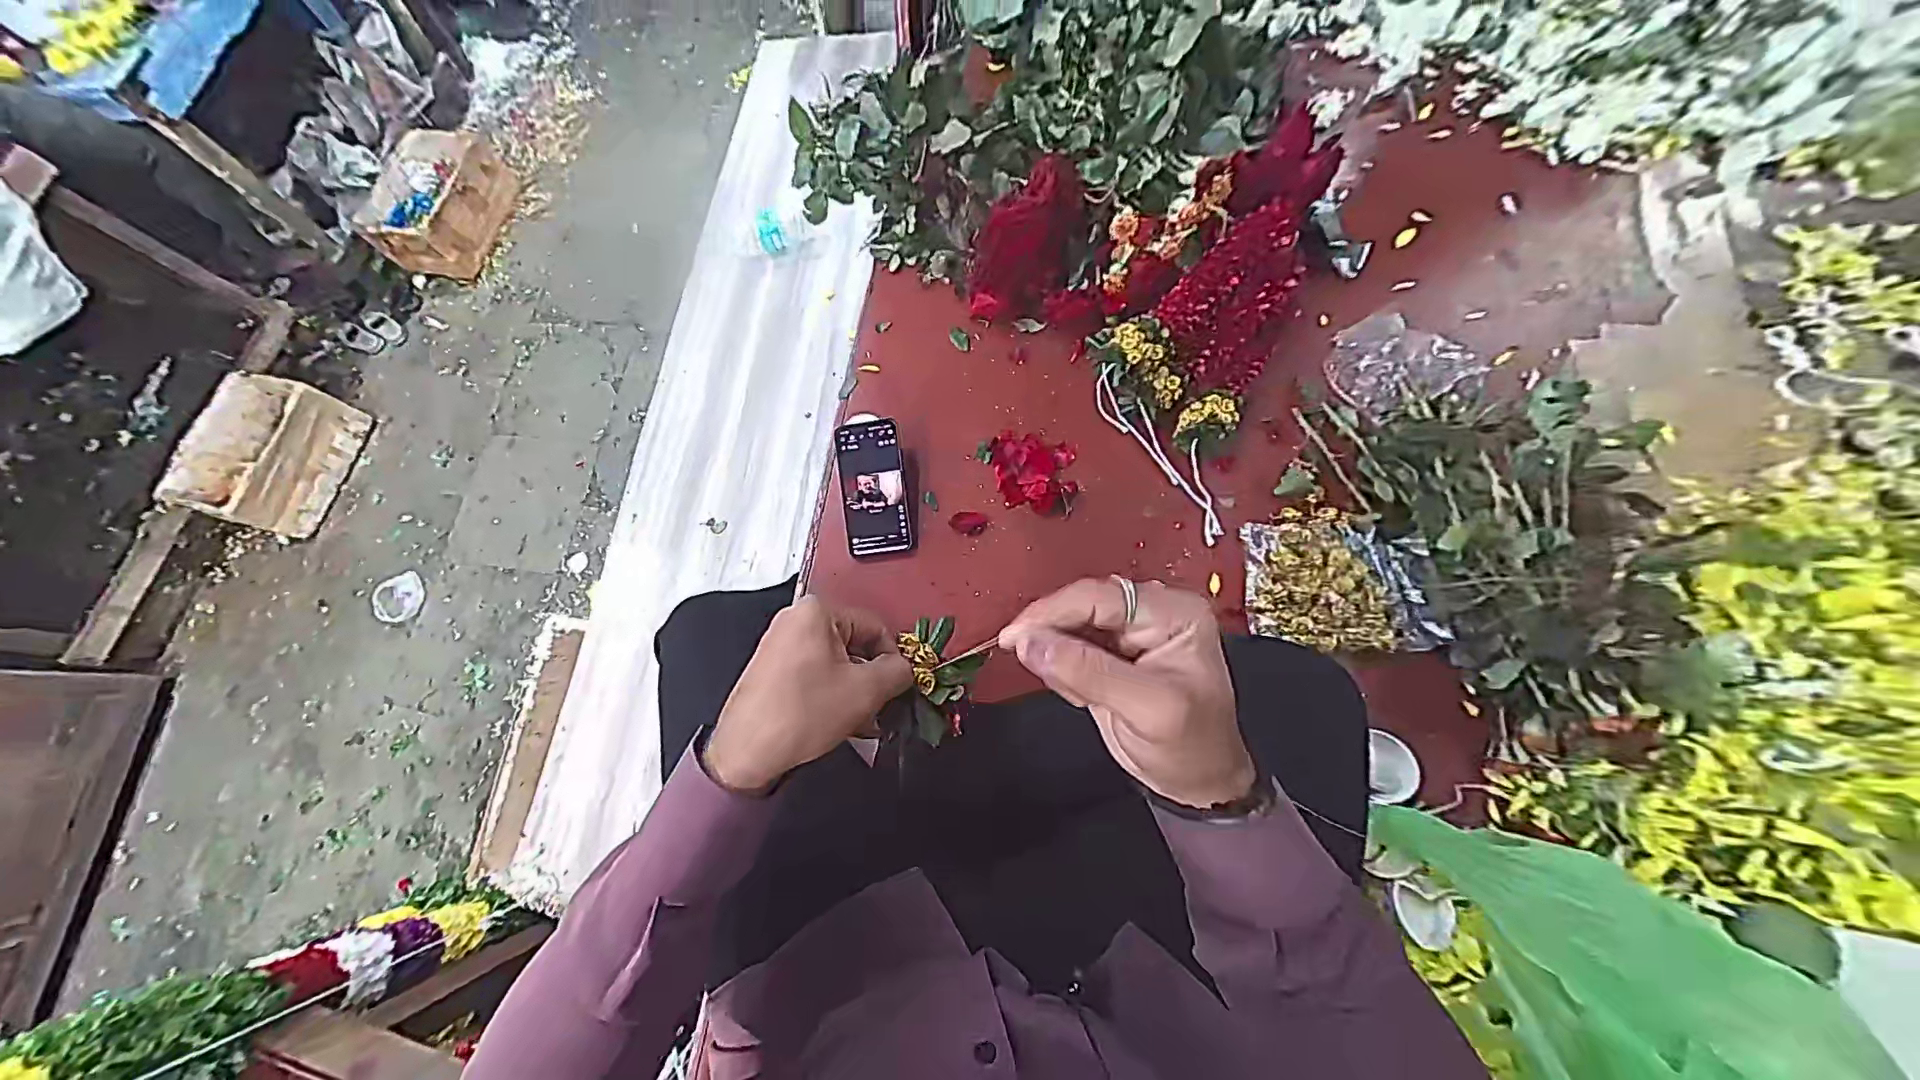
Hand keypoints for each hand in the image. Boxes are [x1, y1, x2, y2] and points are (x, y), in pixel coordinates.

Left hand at [704, 597, 913, 792]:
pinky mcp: (773, 670)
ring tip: (859, 721)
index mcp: (816, 612)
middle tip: (879, 707)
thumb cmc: (800, 715)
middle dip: (870, 678)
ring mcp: (781, 645)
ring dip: (854, 691)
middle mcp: (795, 620)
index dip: (892, 658)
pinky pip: (816, 674)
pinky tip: (838, 722)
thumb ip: (897, 672)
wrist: (746, 753)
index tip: (897, 685)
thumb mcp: (866, 691)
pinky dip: (832, 695)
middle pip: (855, 645)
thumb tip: (905, 668)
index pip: (875, 627)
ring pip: (837, 663)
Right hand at [1000, 578, 1256, 808]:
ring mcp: (1130, 629)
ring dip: (1057, 654)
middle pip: (1081, 603)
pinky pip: (1066, 643)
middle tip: (1024, 656)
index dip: (1053, 612)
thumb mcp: (1148, 710)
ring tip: (1080, 694)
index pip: (1101, 596)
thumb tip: (1034, 643)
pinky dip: (1061, 667)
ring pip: (1068, 622)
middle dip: (1053, 634)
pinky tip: (1084, 694)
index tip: (1017, 635)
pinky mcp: (1109, 648)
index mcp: (1175, 612)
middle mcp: (1153, 611)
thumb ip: (1089, 672)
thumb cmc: (1193, 747)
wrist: (1197, 780)